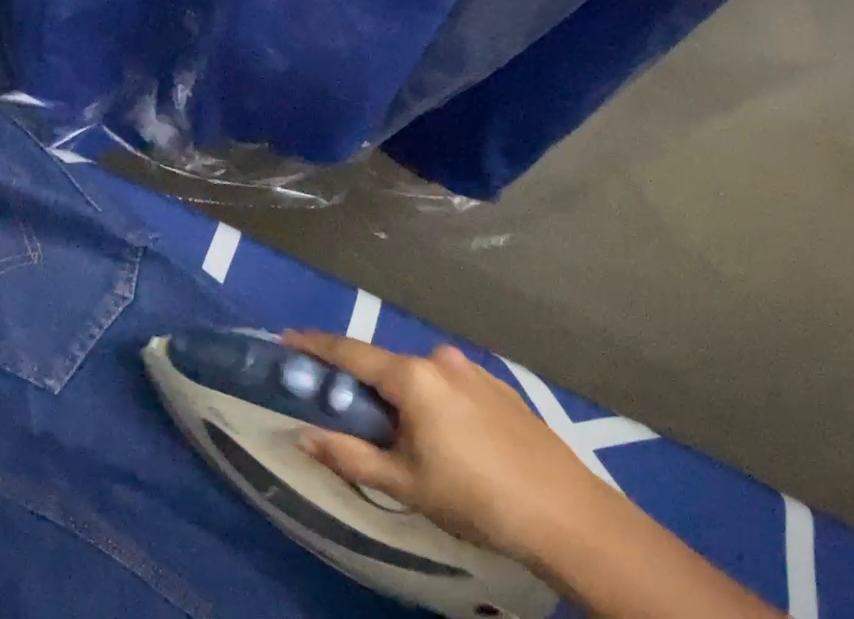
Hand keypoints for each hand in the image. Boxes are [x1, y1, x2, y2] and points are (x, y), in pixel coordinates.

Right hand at [283, 333, 785, 617]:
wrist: (567, 514)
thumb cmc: (474, 497)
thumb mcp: (403, 482)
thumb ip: (349, 455)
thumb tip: (303, 434)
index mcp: (413, 376)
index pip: (349, 352)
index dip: (314, 346)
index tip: (285, 340)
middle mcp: (441, 361)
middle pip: (385, 365)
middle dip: (361, 384)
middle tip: (344, 413)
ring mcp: (475, 372)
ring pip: (420, 378)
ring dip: (400, 397)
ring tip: (401, 439)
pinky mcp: (501, 390)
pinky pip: (450, 387)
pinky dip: (433, 403)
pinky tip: (446, 441)